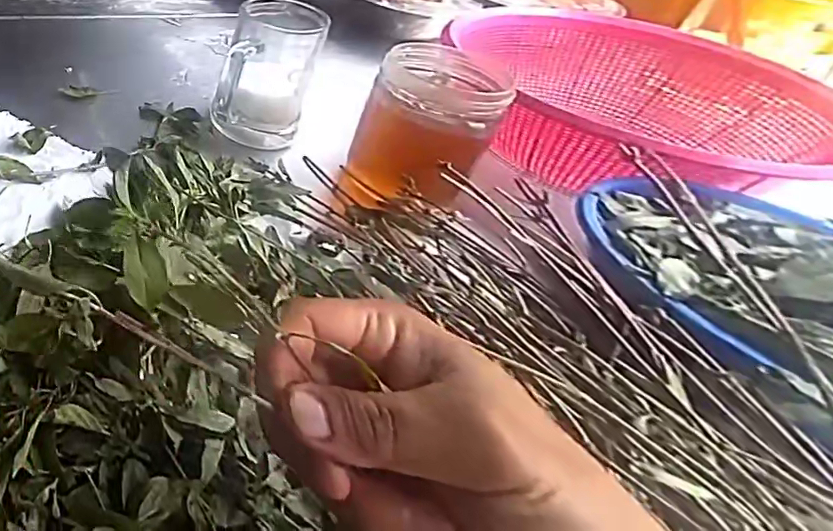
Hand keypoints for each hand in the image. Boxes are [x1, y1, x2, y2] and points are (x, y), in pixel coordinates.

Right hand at [257, 299, 660, 530]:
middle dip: (300, 423)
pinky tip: (386, 514)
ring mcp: (358, 431)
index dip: (285, 352)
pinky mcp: (361, 480)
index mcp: (386, 338)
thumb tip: (292, 403)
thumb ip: (383, 420)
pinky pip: (319, 477)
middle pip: (288, 375)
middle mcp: (361, 376)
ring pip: (295, 429)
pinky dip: (343, 499)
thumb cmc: (547, 479)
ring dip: (322, 468)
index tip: (289, 407)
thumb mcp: (473, 438)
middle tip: (335, 473)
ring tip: (374, 502)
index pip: (306, 321)